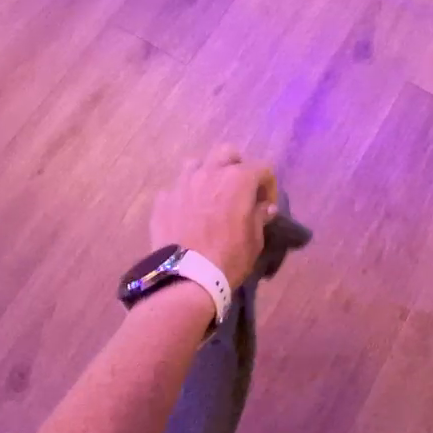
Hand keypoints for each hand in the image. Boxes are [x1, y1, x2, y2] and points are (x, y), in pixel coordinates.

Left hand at [149, 149, 278, 287]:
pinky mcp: (163, 199)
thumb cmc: (229, 258)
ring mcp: (183, 183)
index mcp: (239, 179)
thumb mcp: (255, 241)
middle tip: (238, 190)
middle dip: (236, 166)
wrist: (186, 279)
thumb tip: (265, 207)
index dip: (268, 186)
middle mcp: (210, 172)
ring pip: (197, 164)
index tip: (266, 205)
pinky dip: (184, 197)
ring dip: (206, 175)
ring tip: (209, 196)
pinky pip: (176, 189)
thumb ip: (260, 217)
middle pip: (227, 153)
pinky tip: (186, 214)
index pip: (263, 168)